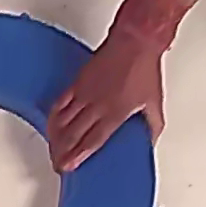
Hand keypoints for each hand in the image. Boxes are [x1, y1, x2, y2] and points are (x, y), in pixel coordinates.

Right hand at [48, 30, 166, 171]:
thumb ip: (152, 125)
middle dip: (61, 153)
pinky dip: (53, 116)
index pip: (91, 142)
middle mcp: (97, 106)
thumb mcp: (154, 101)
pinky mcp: (78, 84)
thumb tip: (150, 142)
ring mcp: (84, 95)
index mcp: (115, 114)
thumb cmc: (144, 68)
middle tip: (58, 163)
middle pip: (72, 136)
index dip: (77, 156)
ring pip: (62, 122)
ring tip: (53, 148)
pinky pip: (59, 104)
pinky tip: (51, 124)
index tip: (68, 166)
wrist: (136, 40)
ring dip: (55, 138)